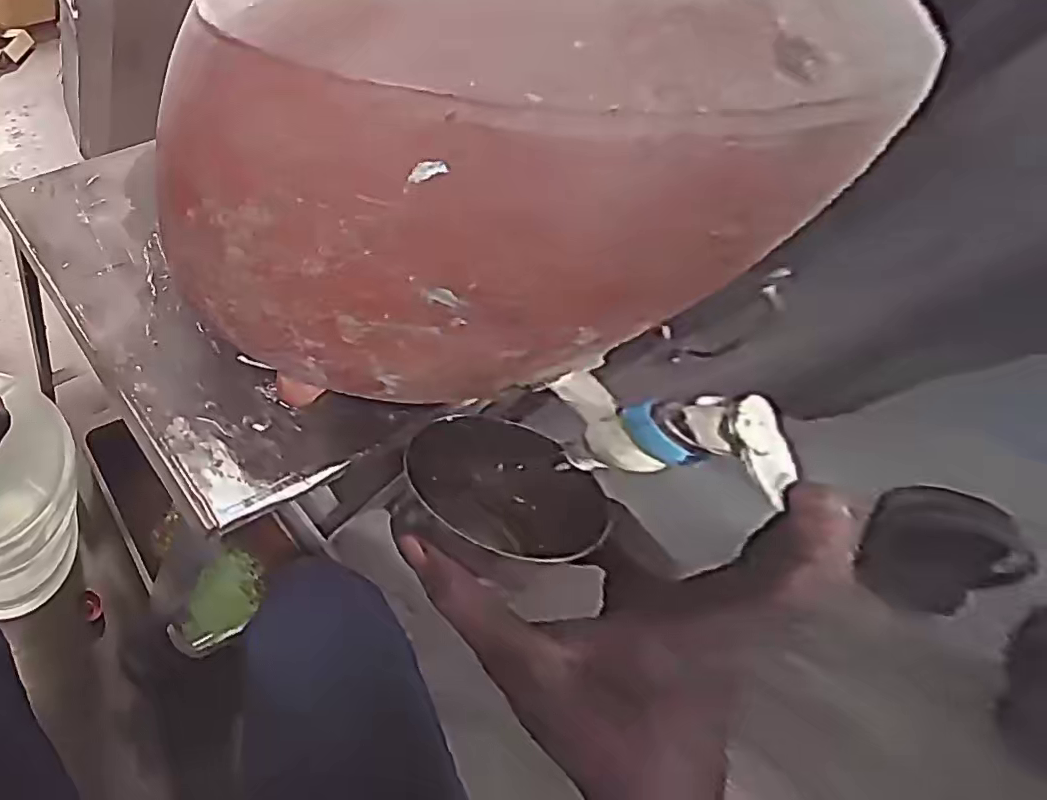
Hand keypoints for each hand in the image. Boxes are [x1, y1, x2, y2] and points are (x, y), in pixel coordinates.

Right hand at [400, 483, 858, 799]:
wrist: (640, 795)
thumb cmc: (594, 731)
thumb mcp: (520, 666)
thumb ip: (464, 600)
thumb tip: (410, 537)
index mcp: (685, 632)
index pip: (766, 591)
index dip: (802, 544)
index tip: (820, 494)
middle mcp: (714, 626)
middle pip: (782, 574)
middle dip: (797, 524)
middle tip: (784, 463)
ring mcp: (710, 628)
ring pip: (748, 570)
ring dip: (751, 529)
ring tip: (702, 464)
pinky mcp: (692, 628)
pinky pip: (698, 573)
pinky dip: (673, 540)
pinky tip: (598, 519)